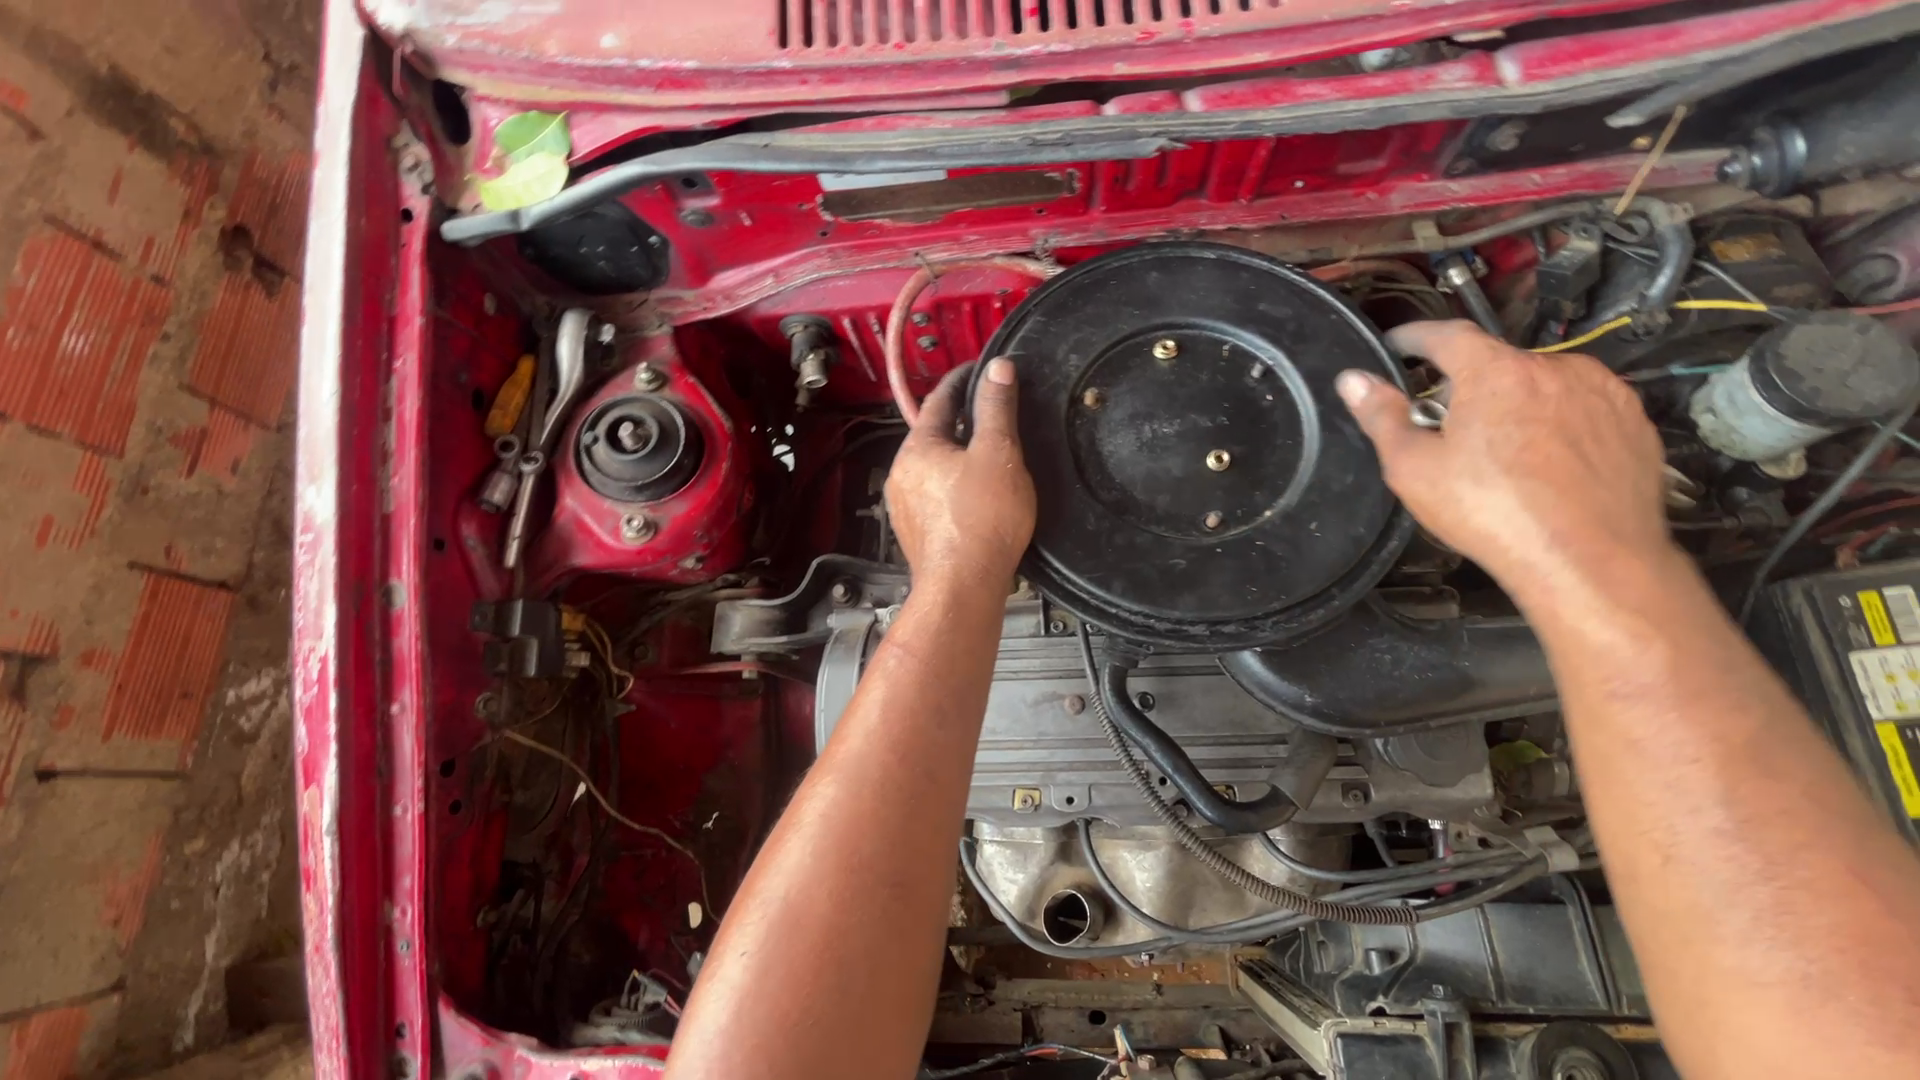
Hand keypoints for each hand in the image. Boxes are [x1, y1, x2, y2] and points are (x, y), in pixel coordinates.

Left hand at [885, 358, 1036, 590]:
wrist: (963, 587)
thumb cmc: (982, 523)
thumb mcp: (999, 454)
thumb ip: (997, 408)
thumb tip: (998, 369)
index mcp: (917, 448)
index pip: (940, 399)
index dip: (964, 381)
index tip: (982, 371)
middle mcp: (902, 474)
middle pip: (935, 434)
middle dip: (963, 423)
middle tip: (994, 415)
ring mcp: (906, 506)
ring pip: (935, 468)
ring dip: (959, 458)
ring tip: (991, 458)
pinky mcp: (917, 532)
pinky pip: (936, 497)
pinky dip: (956, 488)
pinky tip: (978, 498)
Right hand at [1336, 320, 1673, 603]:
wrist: (1589, 559)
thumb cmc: (1494, 513)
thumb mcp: (1413, 468)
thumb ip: (1381, 417)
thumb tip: (1354, 381)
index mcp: (1495, 372)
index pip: (1446, 334)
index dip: (1415, 337)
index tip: (1399, 345)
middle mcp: (1554, 368)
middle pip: (1493, 364)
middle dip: (1464, 387)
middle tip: (1444, 427)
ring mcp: (1601, 392)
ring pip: (1539, 385)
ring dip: (1512, 404)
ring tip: (1498, 453)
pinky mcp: (1632, 422)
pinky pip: (1579, 408)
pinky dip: (1555, 423)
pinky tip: (1542, 465)